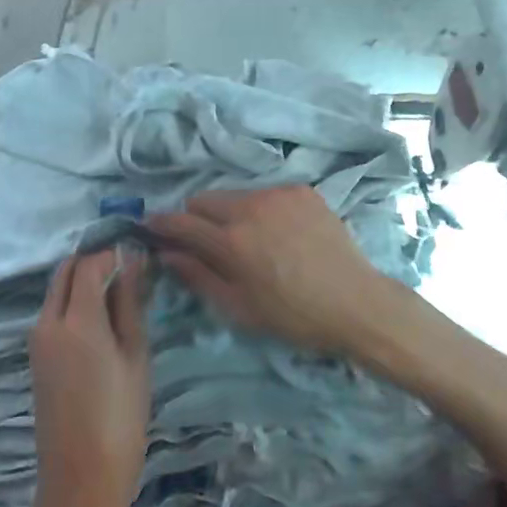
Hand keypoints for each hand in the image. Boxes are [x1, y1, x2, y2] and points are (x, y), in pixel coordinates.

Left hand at [30, 249, 150, 506]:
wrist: (81, 480)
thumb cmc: (119, 416)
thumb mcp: (135, 356)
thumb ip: (130, 303)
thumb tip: (133, 260)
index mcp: (76, 319)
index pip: (89, 263)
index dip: (112, 251)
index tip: (137, 251)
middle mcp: (48, 322)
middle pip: (65, 272)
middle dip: (92, 260)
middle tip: (126, 266)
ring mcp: (36, 341)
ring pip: (56, 291)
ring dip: (81, 281)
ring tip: (118, 291)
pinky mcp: (35, 359)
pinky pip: (52, 313)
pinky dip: (72, 302)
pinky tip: (100, 317)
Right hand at [148, 185, 398, 355]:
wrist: (356, 302)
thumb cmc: (294, 315)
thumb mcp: (239, 307)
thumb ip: (198, 275)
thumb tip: (166, 253)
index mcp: (232, 240)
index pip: (182, 221)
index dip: (162, 224)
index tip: (150, 227)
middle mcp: (251, 206)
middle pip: (204, 199)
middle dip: (196, 217)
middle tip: (205, 241)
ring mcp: (279, 194)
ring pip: (235, 194)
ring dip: (229, 212)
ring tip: (248, 239)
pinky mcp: (301, 190)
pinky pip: (266, 193)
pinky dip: (261, 209)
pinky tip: (278, 233)